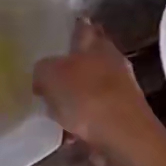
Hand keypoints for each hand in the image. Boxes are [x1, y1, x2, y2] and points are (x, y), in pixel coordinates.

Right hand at [33, 21, 165, 162]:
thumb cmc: (85, 97)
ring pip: (92, 90)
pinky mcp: (123, 117)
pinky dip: (84, 125)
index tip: (61, 32)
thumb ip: (42, 70)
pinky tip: (69, 136)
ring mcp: (121, 91)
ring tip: (55, 113)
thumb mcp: (50, 76)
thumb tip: (43, 77)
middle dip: (72, 69)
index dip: (72, 28)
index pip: (83, 28)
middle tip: (50, 78)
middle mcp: (112, 63)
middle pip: (89, 61)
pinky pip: (96, 117)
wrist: (123, 136)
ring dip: (76, 100)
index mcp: (95, 45)